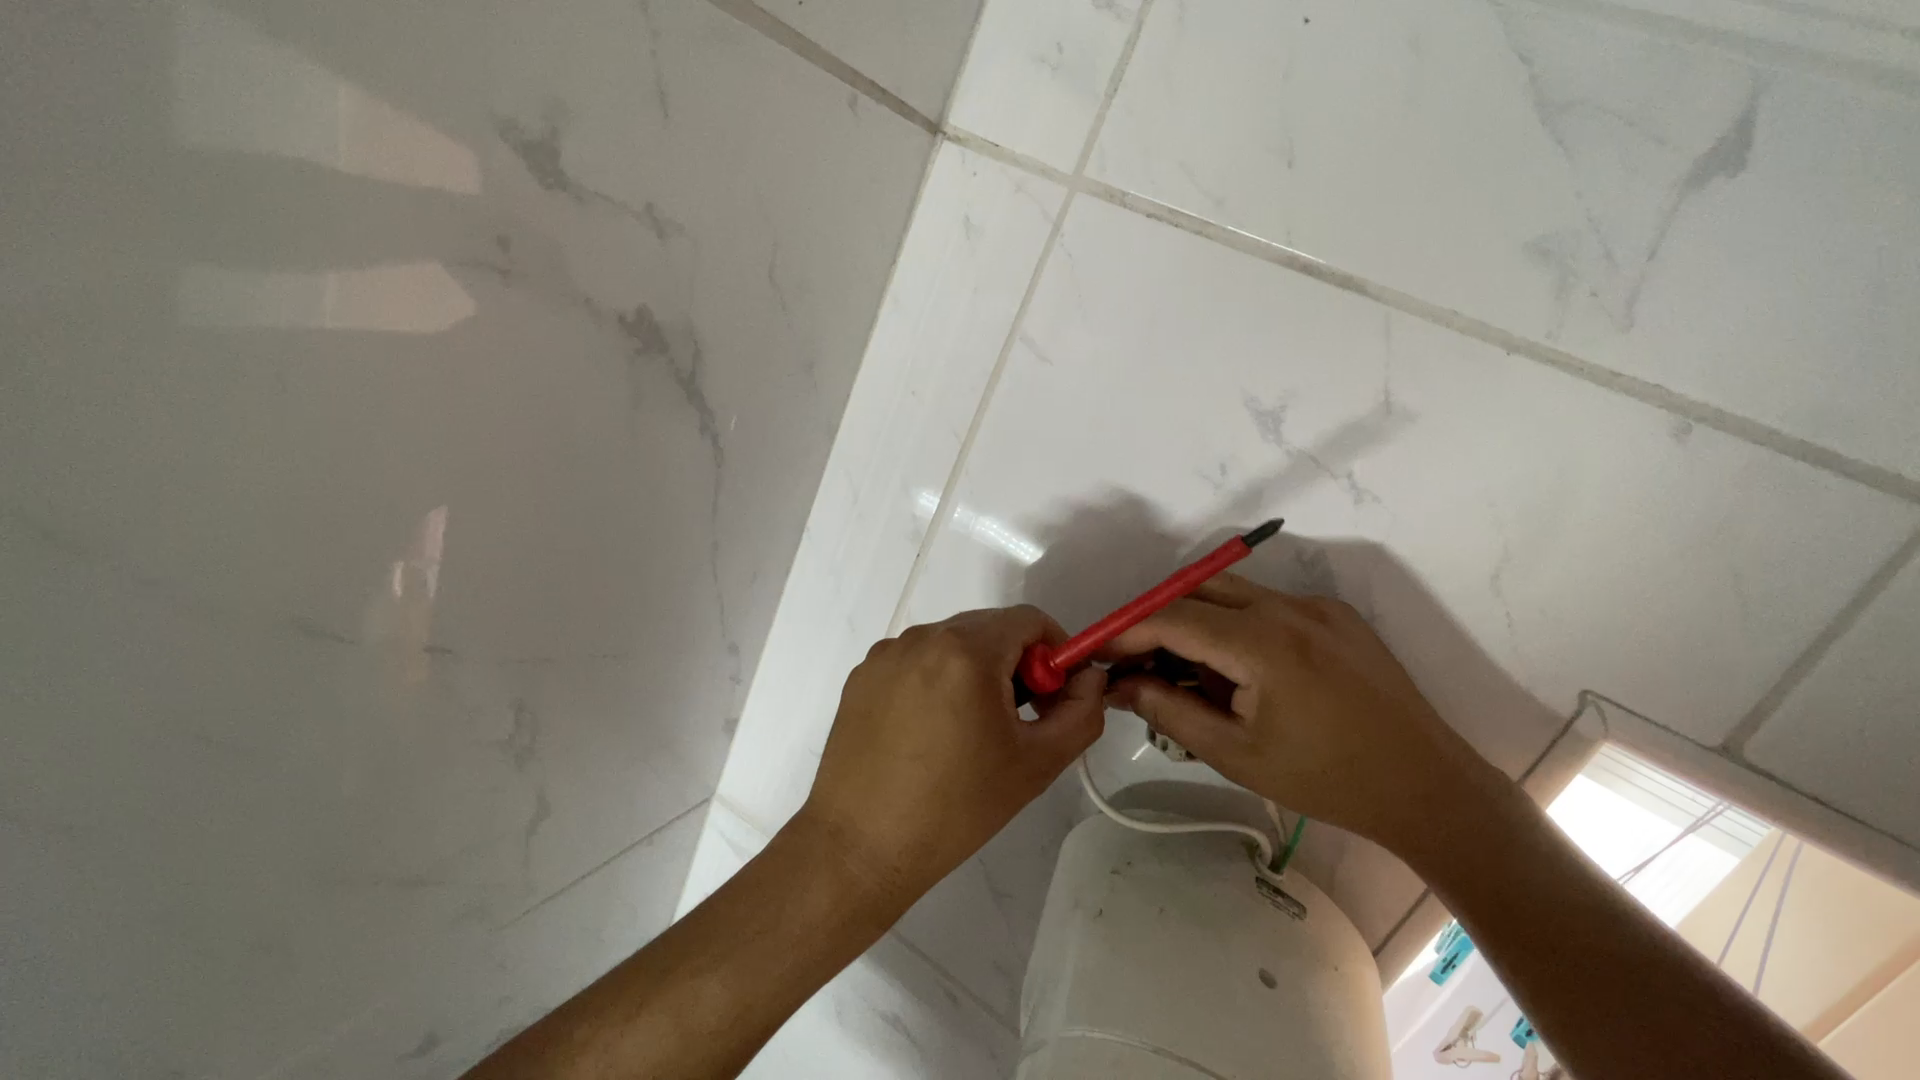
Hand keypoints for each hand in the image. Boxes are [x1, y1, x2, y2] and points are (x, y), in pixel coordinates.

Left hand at [795, 606, 1107, 907]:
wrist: (862, 846)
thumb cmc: (957, 807)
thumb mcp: (1037, 764)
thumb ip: (1081, 712)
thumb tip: (1089, 676)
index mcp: (966, 650)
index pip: (1029, 620)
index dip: (1055, 652)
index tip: (1054, 698)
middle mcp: (921, 637)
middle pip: (989, 629)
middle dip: (1015, 664)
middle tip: (1018, 721)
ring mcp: (885, 656)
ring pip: (951, 645)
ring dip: (974, 673)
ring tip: (970, 734)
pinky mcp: (861, 678)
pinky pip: (915, 663)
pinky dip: (935, 683)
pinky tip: (929, 736)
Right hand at [1100, 574, 1501, 850]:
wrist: (1426, 786)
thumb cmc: (1325, 779)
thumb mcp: (1234, 754)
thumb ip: (1168, 710)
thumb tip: (1119, 686)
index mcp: (1262, 643)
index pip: (1172, 617)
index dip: (1127, 633)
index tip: (1098, 656)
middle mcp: (1288, 607)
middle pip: (1197, 590)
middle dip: (1156, 620)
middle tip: (1134, 663)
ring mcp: (1317, 606)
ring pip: (1233, 593)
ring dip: (1195, 621)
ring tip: (1183, 672)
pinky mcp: (1337, 615)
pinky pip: (1268, 606)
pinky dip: (1235, 626)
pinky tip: (1238, 673)